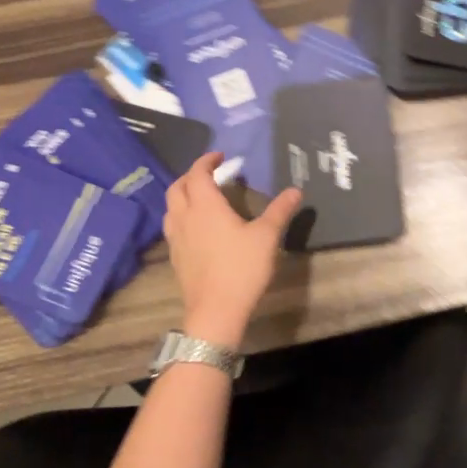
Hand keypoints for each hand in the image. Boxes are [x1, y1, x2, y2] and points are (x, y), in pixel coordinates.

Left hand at [164, 153, 301, 347]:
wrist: (215, 311)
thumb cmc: (242, 268)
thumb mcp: (267, 237)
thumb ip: (280, 211)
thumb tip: (295, 190)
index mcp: (205, 207)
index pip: (197, 174)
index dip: (206, 161)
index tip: (219, 156)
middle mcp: (185, 218)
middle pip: (177, 188)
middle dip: (190, 176)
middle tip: (209, 174)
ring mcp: (176, 239)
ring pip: (170, 207)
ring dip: (182, 196)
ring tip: (200, 198)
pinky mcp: (175, 257)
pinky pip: (172, 226)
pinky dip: (181, 216)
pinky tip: (197, 227)